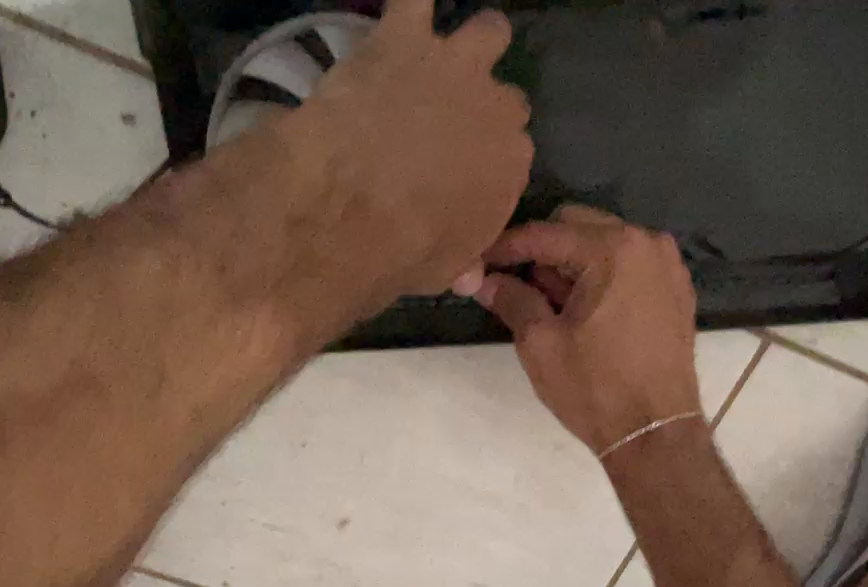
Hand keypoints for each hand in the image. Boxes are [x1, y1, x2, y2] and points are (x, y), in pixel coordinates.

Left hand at [295, 0, 533, 295]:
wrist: (356, 209)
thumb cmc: (407, 251)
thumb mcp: (444, 271)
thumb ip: (463, 262)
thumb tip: (471, 278)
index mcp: (511, 163)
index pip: (512, 153)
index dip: (487, 163)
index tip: (464, 177)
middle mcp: (494, 107)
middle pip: (504, 97)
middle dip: (482, 109)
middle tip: (447, 128)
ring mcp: (453, 64)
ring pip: (486, 32)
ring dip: (470, 45)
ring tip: (438, 64)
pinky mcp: (403, 37)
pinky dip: (407, 6)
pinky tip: (398, 18)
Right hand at [476, 205, 702, 454]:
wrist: (655, 433)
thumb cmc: (595, 389)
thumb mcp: (541, 345)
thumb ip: (512, 301)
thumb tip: (483, 280)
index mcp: (612, 249)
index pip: (544, 234)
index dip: (504, 248)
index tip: (477, 262)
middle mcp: (646, 242)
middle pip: (577, 227)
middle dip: (541, 252)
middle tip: (515, 288)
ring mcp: (667, 265)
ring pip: (603, 245)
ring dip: (571, 264)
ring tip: (549, 304)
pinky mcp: (675, 291)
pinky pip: (628, 267)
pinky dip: (601, 278)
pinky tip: (583, 311)